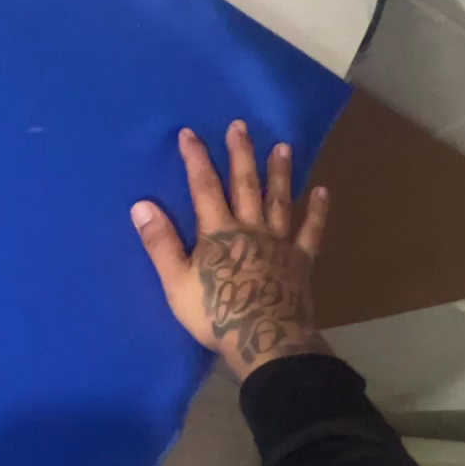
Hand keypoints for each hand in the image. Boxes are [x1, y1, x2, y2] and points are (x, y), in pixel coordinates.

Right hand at [130, 121, 329, 378]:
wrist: (264, 339)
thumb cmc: (215, 312)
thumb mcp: (175, 281)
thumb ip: (160, 243)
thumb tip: (141, 205)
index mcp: (218, 232)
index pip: (204, 187)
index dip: (196, 159)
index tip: (190, 133)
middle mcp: (250, 228)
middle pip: (244, 185)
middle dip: (240, 154)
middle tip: (240, 126)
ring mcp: (279, 242)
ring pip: (279, 200)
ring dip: (279, 172)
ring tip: (282, 146)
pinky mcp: (300, 260)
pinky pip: (311, 230)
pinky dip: (317, 210)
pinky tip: (322, 191)